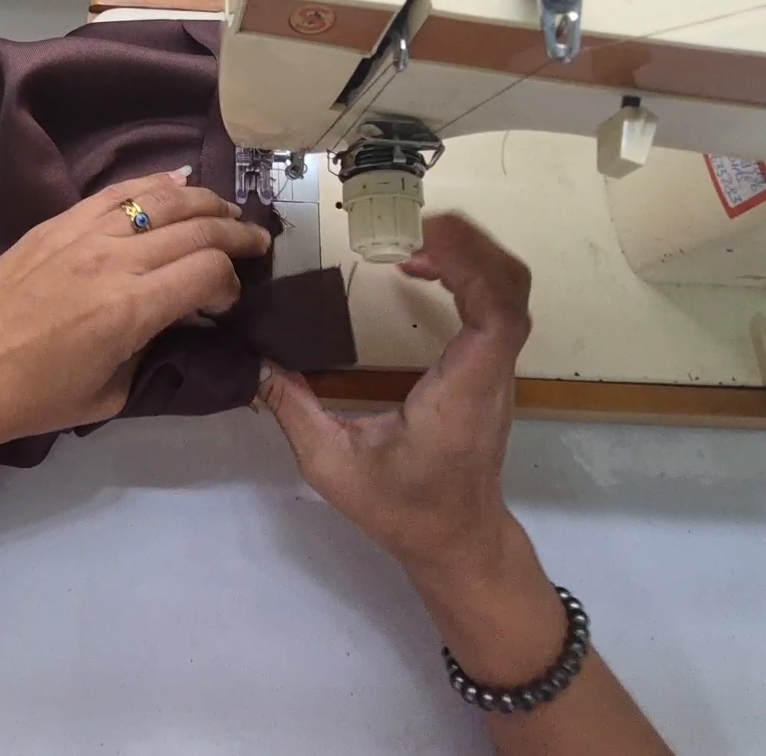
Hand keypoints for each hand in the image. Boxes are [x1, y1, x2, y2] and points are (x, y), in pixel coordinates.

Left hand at [0, 168, 271, 458]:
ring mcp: (82, 233)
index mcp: (130, 309)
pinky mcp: (57, 222)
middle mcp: (113, 259)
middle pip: (197, 230)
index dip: (232, 284)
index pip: (209, 272)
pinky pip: (118, 192)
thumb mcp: (112, 393)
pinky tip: (177, 184)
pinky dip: (155, 184)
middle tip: (258, 243)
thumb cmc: (33, 398)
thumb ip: (156, 349)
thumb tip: (184, 319)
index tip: (228, 301)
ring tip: (226, 212)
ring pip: (162, 199)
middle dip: (236, 235)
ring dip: (204, 202)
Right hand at [259, 213, 533, 585]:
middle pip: (511, 287)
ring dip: (466, 253)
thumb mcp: (333, 466)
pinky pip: (493, 305)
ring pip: (508, 291)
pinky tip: (416, 269)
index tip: (419, 239)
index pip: (497, 316)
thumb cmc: (402, 508)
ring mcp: (495, 369)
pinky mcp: (487, 368)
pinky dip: (463, 273)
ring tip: (406, 238)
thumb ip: (293, 410)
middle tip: (404, 224)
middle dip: (468, 243)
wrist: (458, 541)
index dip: (470, 266)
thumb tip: (254, 362)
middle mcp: (489, 373)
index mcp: (461, 393)